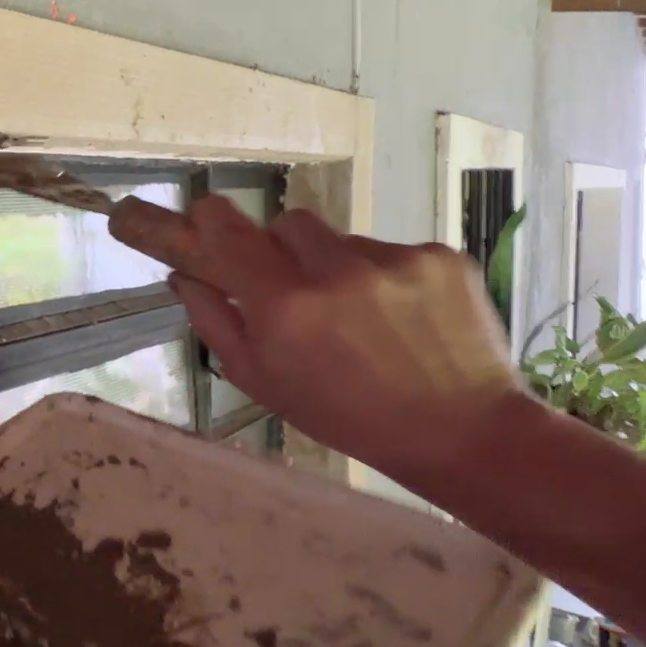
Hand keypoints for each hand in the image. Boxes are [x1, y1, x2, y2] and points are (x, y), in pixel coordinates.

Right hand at [165, 197, 530, 477]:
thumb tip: (184, 276)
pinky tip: (399, 317)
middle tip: (293, 287)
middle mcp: (335, 270)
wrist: (461, 431)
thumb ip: (213, 321)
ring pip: (339, 239)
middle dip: (280, 247)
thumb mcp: (258, 378)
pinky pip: (389, 250)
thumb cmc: (341, 414)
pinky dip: (383, 275)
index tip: (205, 215)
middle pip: (287, 222)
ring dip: (334, 265)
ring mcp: (395, 259)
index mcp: (283, 304)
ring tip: (358, 313)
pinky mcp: (442, 257)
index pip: (230, 231)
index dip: (211, 216)